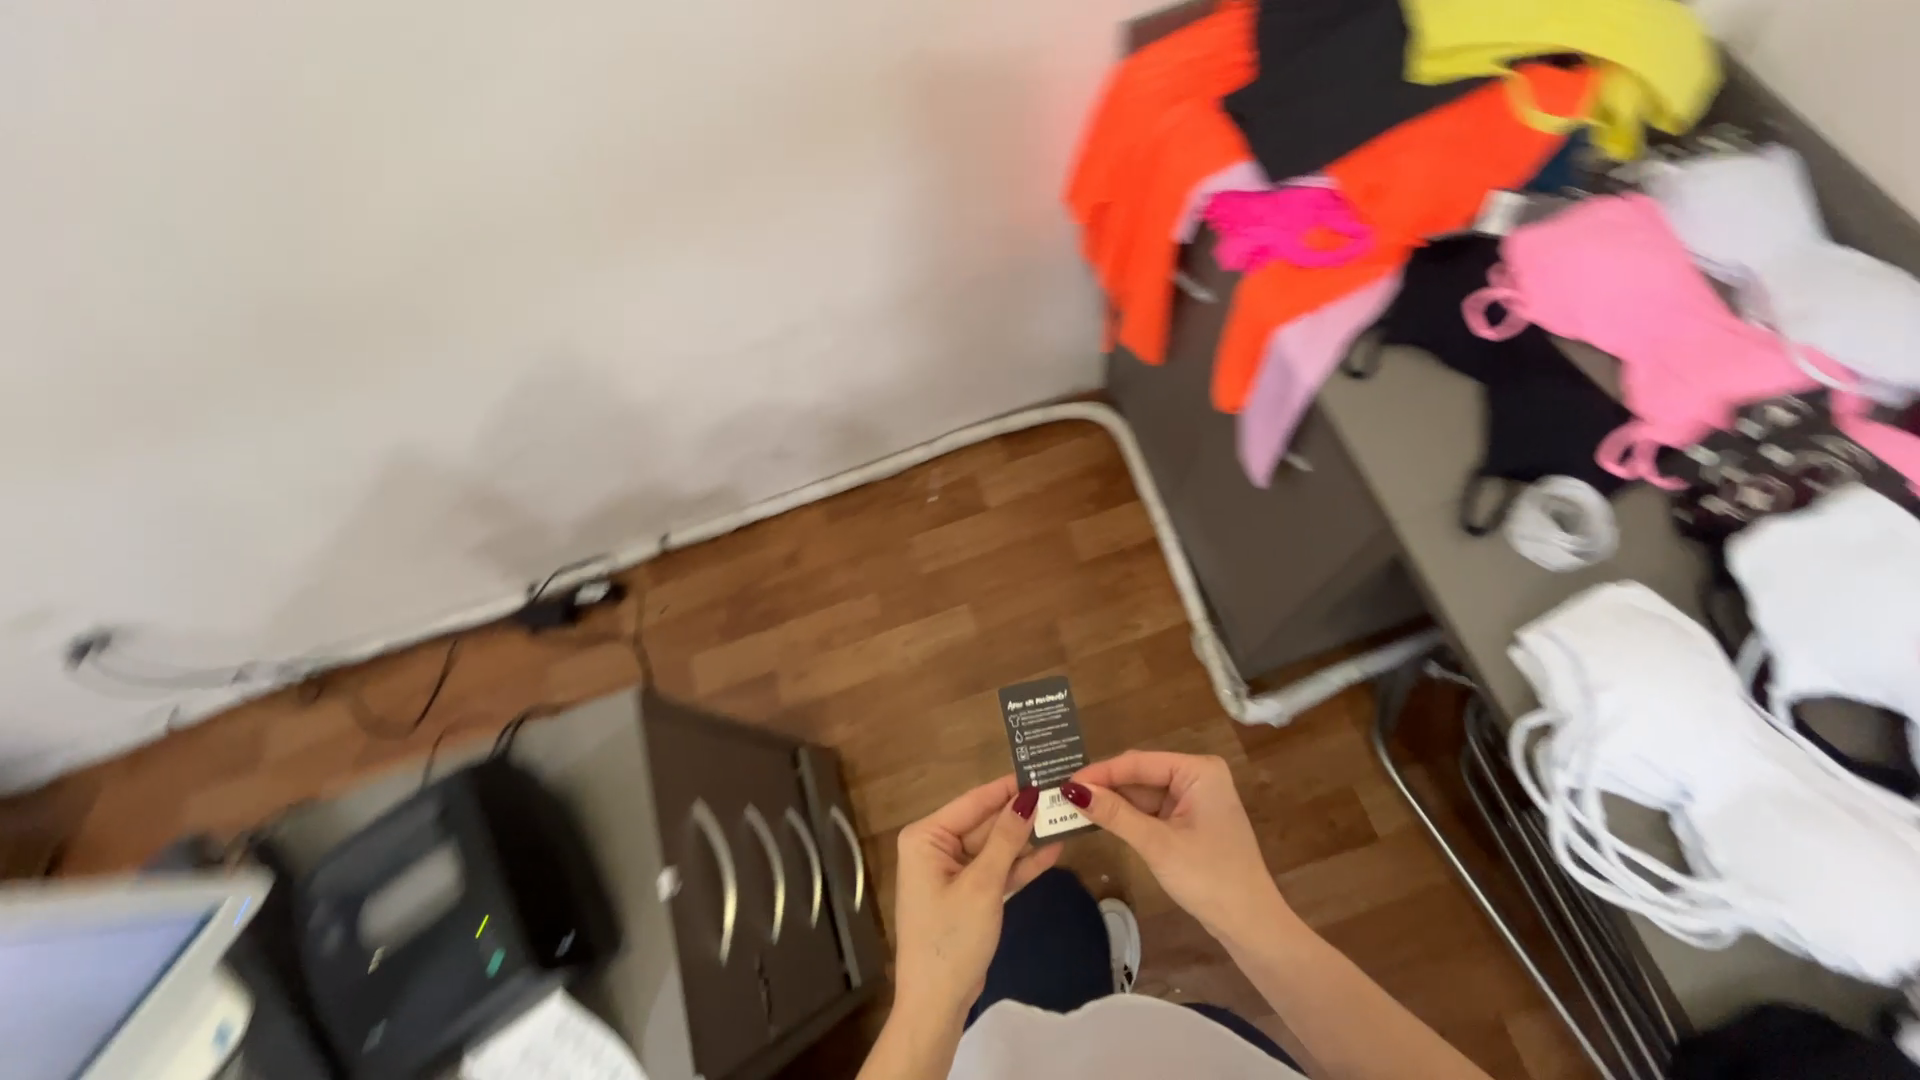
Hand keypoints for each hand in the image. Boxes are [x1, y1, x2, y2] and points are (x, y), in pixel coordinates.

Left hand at [890, 777, 1060, 1021]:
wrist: (937, 1003)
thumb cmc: (952, 937)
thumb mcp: (982, 884)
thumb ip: (1006, 838)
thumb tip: (1028, 796)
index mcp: (926, 837)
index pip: (973, 802)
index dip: (1008, 787)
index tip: (1042, 769)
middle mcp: (935, 847)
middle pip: (985, 823)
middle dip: (1021, 813)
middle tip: (1062, 793)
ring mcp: (952, 872)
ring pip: (995, 846)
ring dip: (1026, 838)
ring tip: (1065, 816)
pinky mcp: (968, 894)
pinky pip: (996, 870)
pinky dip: (1020, 864)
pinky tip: (1053, 849)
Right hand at [1066, 751, 1288, 946]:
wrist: (1251, 925)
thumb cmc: (1208, 877)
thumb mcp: (1157, 844)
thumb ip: (1114, 814)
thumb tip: (1072, 790)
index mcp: (1198, 771)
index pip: (1138, 763)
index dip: (1100, 772)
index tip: (1064, 782)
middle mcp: (1197, 777)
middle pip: (1139, 775)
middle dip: (1104, 786)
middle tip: (1062, 795)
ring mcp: (1195, 800)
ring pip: (1142, 794)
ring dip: (1112, 802)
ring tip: (1072, 807)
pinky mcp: (1190, 821)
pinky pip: (1152, 811)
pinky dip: (1127, 817)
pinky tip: (1100, 820)